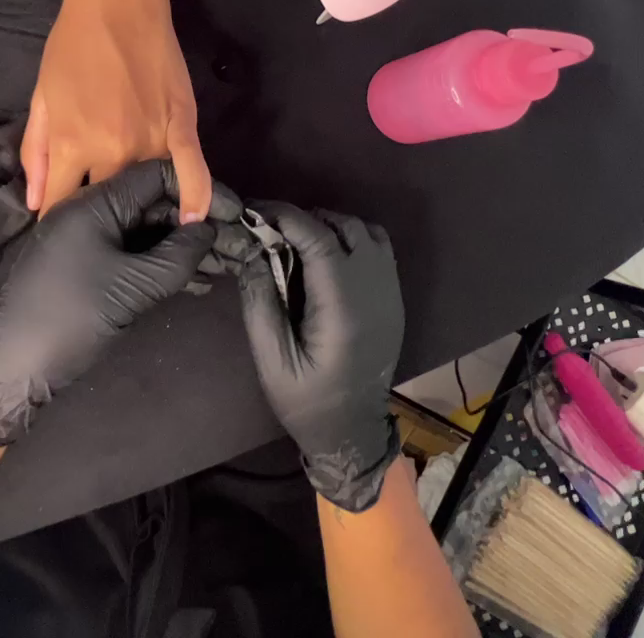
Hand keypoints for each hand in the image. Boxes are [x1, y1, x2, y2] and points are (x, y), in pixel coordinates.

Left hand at [0, 160, 215, 444]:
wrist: (13, 366)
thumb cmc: (71, 318)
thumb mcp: (133, 287)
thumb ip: (178, 254)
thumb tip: (211, 230)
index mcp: (95, 202)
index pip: (156, 176)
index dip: (198, 192)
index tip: (234, 214)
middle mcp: (91, 211)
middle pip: (154, 204)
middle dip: (196, 223)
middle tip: (236, 244)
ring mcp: (88, 239)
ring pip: (146, 232)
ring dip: (184, 248)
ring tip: (224, 266)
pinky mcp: (88, 266)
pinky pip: (133, 254)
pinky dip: (163, 264)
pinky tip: (197, 282)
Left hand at [23, 0, 211, 222]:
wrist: (117, 4)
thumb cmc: (72, 47)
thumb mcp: (41, 97)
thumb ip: (35, 151)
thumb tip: (35, 200)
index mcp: (70, 144)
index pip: (59, 205)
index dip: (56, 222)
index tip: (60, 234)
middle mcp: (111, 151)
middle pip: (104, 206)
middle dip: (97, 220)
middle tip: (98, 228)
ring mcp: (151, 141)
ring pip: (146, 193)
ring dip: (140, 209)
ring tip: (136, 226)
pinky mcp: (182, 127)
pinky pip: (192, 172)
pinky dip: (194, 198)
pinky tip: (192, 221)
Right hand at [239, 203, 404, 511]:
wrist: (352, 432)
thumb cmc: (307, 401)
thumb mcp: (272, 359)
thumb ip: (261, 302)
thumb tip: (250, 250)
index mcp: (343, 308)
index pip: (319, 239)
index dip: (286, 217)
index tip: (255, 211)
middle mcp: (374, 291)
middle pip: (345, 227)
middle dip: (305, 219)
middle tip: (270, 231)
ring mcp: (389, 293)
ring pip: (365, 232)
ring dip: (330, 227)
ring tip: (297, 242)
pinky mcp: (393, 298)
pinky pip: (378, 248)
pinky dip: (351, 239)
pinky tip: (326, 258)